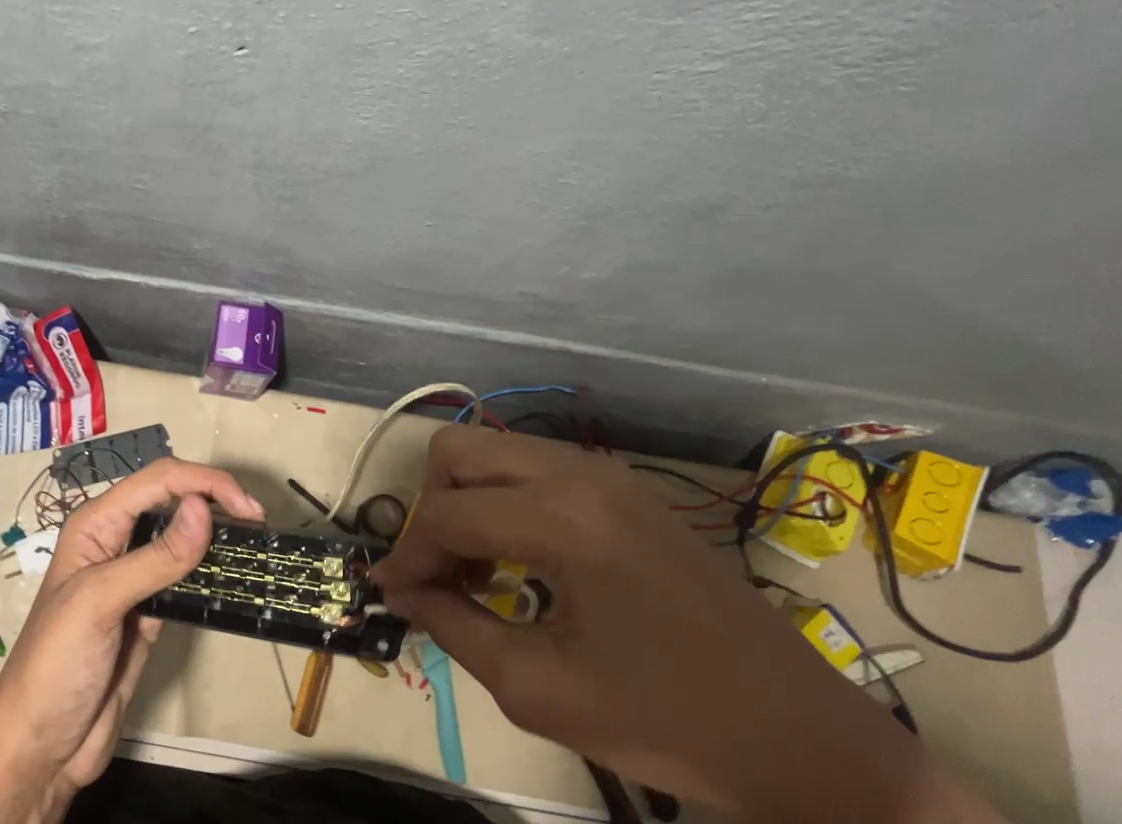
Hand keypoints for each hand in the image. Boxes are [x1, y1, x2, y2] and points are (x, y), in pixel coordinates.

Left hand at [0, 459, 263, 823]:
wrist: (43, 744)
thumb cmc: (57, 664)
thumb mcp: (100, 602)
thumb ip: (154, 557)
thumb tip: (203, 507)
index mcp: (95, 525)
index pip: (157, 481)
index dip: (203, 482)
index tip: (247, 507)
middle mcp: (115, 542)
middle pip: (171, 500)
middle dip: (213, 499)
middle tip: (257, 523)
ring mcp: (134, 579)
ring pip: (181, 539)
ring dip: (214, 534)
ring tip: (253, 544)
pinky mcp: (149, 613)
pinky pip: (184, 579)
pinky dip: (208, 572)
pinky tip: (231, 577)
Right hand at [372, 426, 1002, 822]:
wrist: (800, 736)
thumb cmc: (667, 722)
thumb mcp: (539, 689)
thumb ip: (454, 627)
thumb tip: (400, 592)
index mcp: (565, 520)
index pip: (447, 514)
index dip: (406, 556)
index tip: (387, 595)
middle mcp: (582, 475)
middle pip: (459, 450)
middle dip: (430, 509)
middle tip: (435, 574)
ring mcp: (611, 475)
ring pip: (497, 451)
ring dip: (466, 501)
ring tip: (471, 571)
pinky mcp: (629, 491)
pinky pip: (538, 469)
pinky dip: (506, 502)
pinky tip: (518, 561)